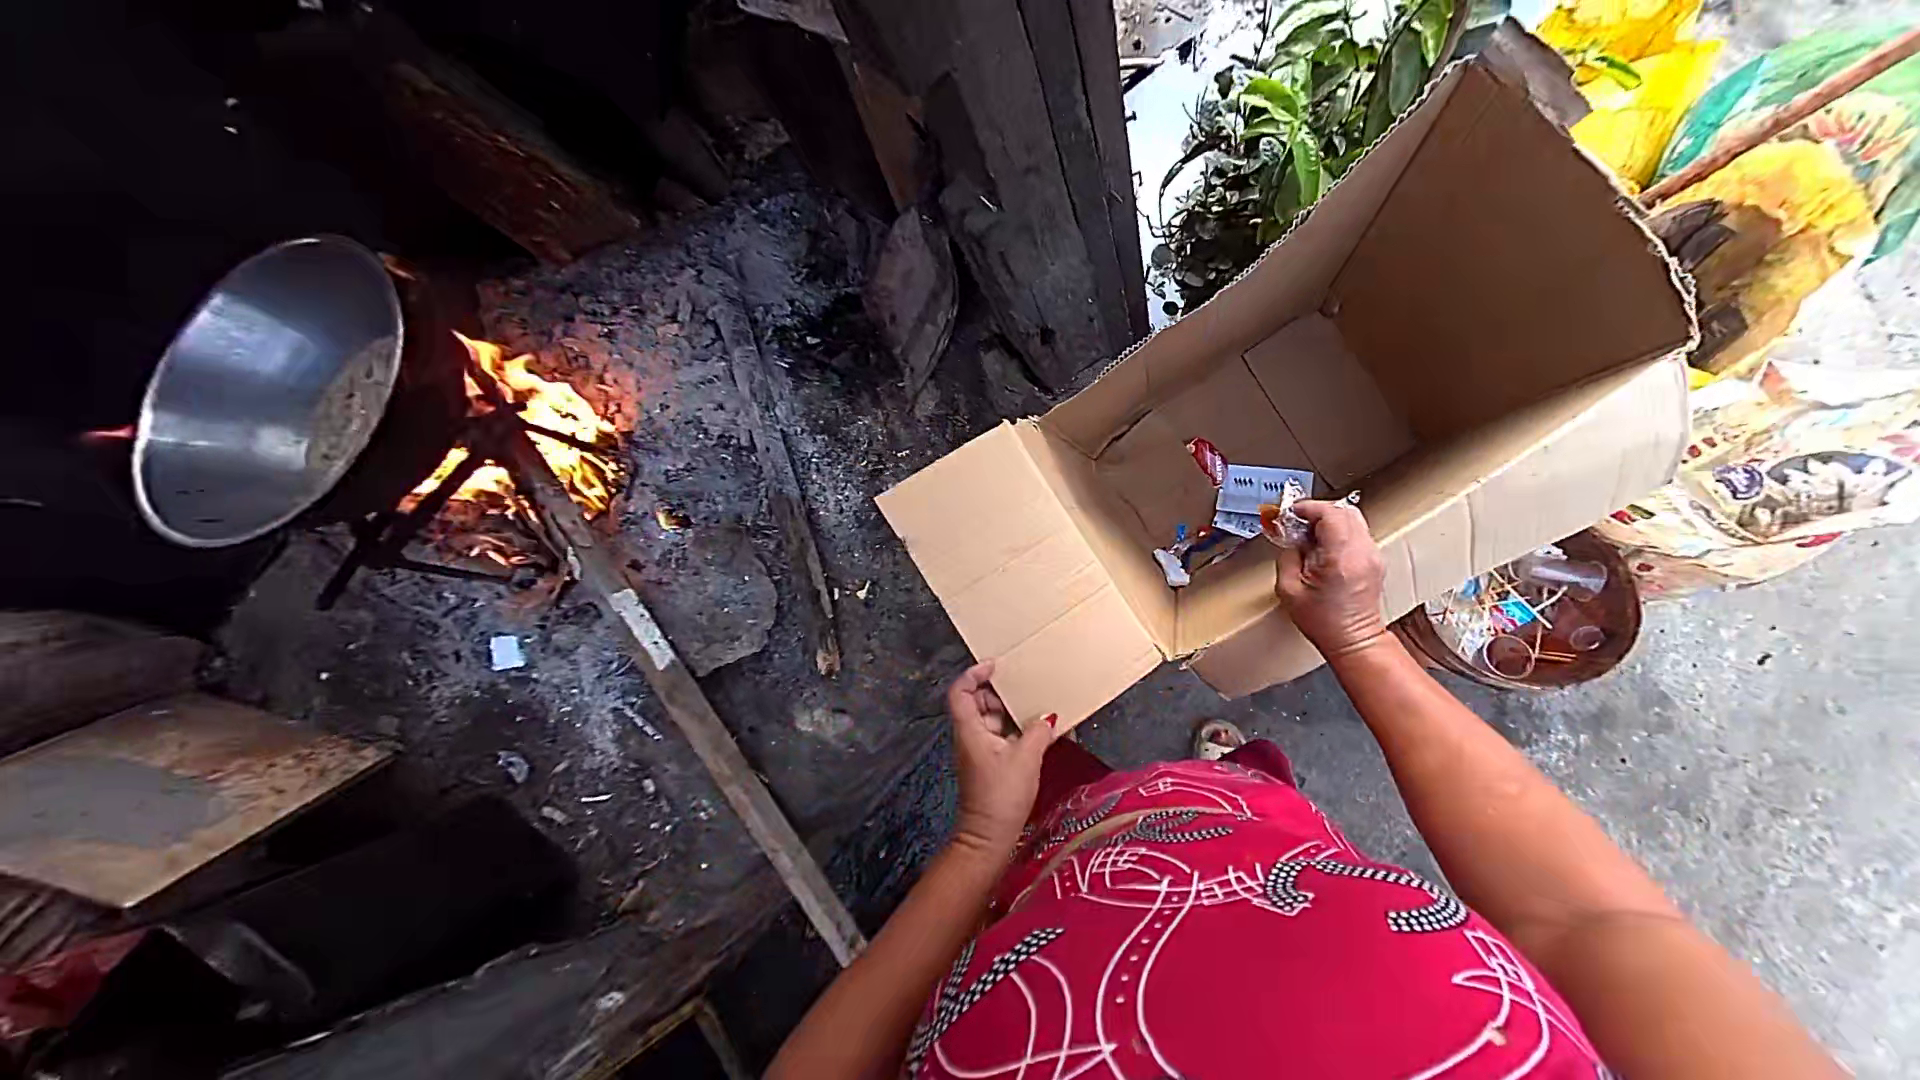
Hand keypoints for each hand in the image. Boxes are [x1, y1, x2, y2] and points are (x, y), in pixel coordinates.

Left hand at [946, 661, 1054, 854]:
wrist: (989, 837)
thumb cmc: (1002, 794)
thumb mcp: (1026, 758)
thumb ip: (1038, 731)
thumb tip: (1048, 717)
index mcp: (969, 728)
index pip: (960, 690)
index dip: (973, 673)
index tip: (995, 666)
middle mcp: (969, 735)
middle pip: (976, 702)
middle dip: (997, 691)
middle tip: (1021, 685)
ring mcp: (978, 750)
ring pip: (990, 719)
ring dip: (1008, 711)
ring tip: (1034, 705)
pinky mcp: (988, 763)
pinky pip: (999, 735)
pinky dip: (1014, 729)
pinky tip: (1037, 731)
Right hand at [1276, 499, 1388, 659]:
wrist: (1353, 640)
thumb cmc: (1323, 621)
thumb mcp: (1288, 589)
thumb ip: (1288, 556)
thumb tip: (1292, 540)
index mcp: (1340, 558)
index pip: (1330, 514)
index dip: (1307, 508)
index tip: (1290, 512)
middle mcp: (1362, 553)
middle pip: (1344, 511)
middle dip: (1317, 512)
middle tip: (1296, 521)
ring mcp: (1373, 556)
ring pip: (1352, 519)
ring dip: (1328, 521)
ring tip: (1309, 535)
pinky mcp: (1375, 561)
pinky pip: (1357, 533)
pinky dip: (1338, 532)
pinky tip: (1322, 547)